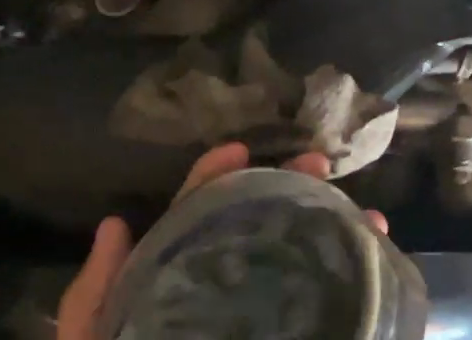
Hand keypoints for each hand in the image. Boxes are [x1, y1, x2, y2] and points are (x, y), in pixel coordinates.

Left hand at [56, 145, 386, 339]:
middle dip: (291, 186)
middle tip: (318, 164)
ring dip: (336, 226)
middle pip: (258, 224)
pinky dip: (359, 271)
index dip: (214, 179)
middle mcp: (225, 288)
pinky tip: (376, 253)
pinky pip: (332, 297)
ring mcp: (266, 312)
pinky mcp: (303, 326)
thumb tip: (114, 223)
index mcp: (175, 282)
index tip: (241, 149)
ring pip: (303, 256)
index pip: (194, 217)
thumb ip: (95, 298)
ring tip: (364, 214)